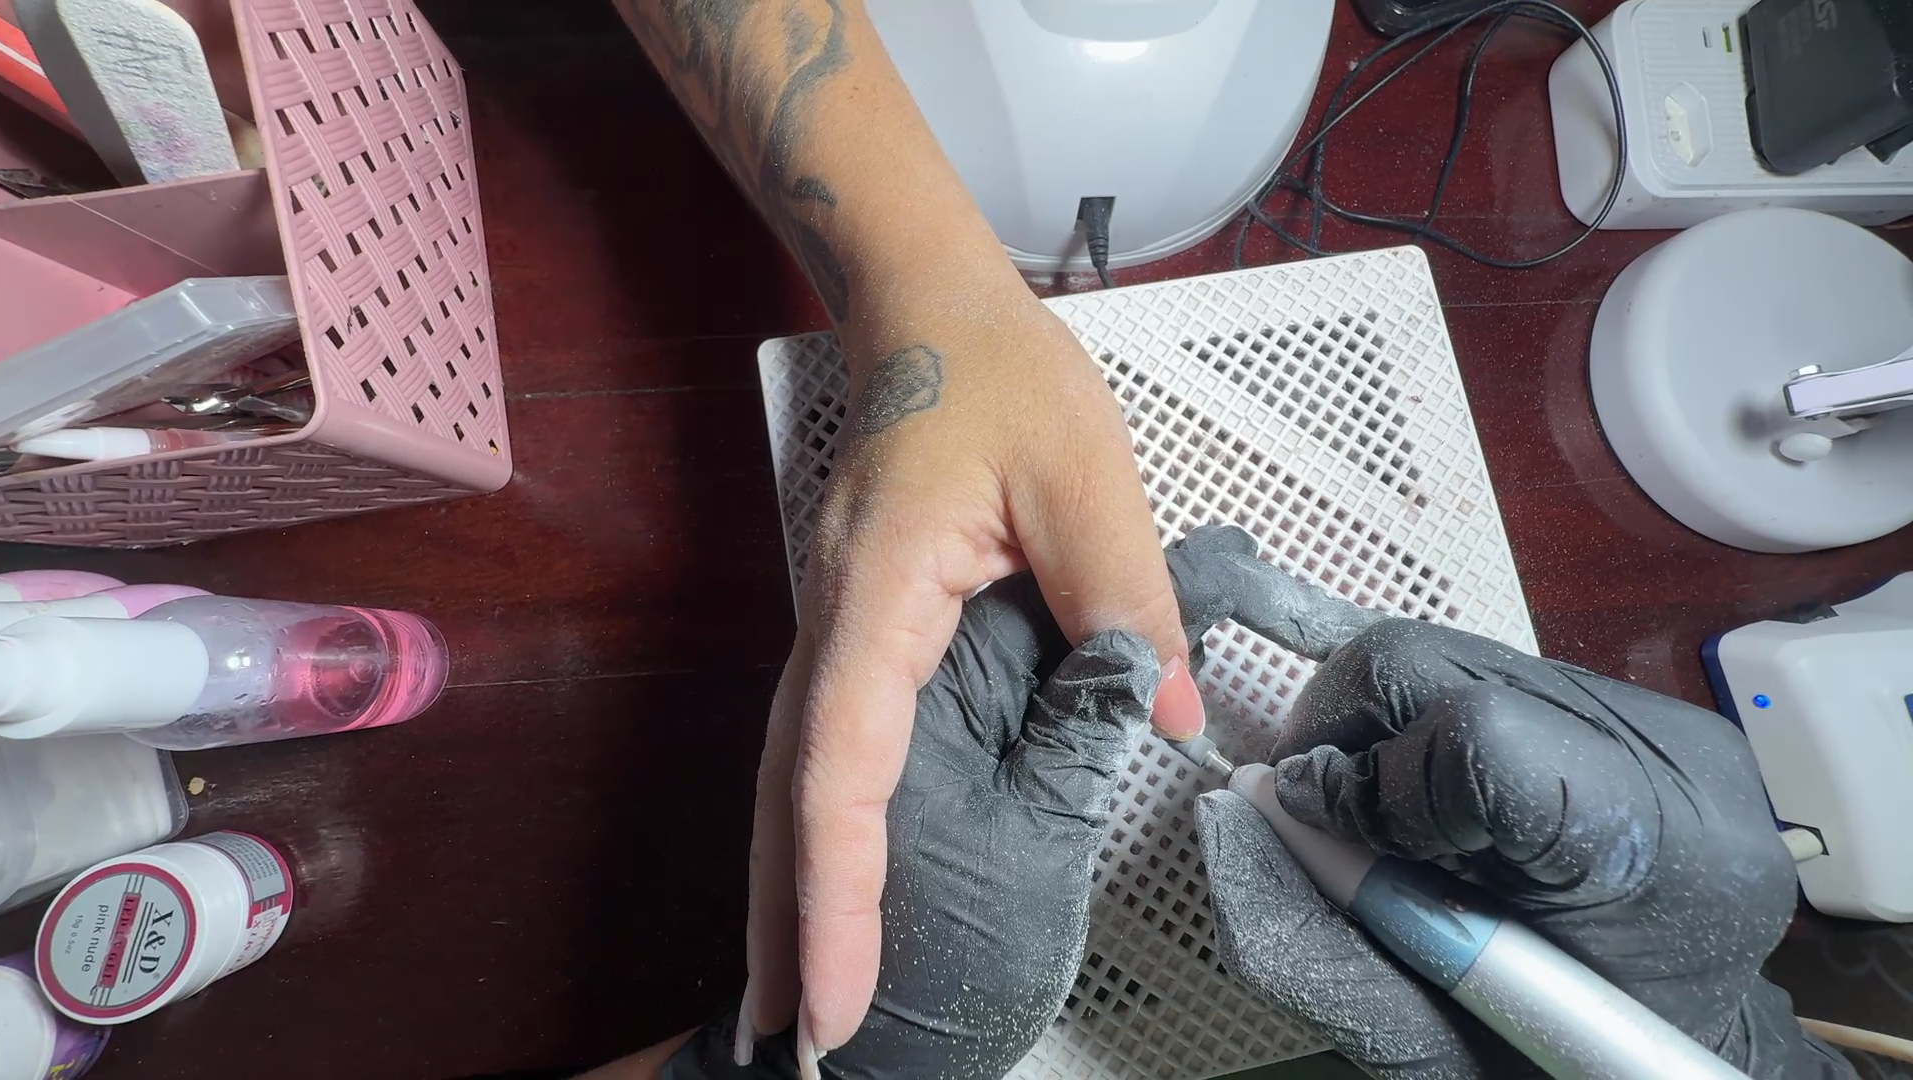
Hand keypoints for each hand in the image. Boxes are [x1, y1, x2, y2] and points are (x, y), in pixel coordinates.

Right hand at [746, 285, 1205, 1072]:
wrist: (932, 317)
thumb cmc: (1000, 375)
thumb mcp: (1084, 475)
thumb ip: (1124, 594)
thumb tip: (1166, 714)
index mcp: (884, 589)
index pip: (844, 755)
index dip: (834, 883)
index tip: (826, 996)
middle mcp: (838, 616)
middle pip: (792, 784)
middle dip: (787, 915)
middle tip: (785, 1040)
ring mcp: (840, 618)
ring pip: (799, 766)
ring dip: (792, 877)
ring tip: (792, 988)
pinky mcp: (862, 619)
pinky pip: (831, 733)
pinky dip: (823, 817)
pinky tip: (834, 864)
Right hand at [1162, 525, 1853, 1078]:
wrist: (1667, 1040)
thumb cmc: (1551, 1058)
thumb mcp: (1416, 1038)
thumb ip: (1298, 934)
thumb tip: (1223, 812)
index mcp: (1650, 858)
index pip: (1477, 742)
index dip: (1365, 783)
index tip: (1319, 831)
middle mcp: (1651, 749)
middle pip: (1419, 661)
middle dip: (1330, 729)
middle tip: (1324, 807)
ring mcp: (1626, 705)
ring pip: (1418, 651)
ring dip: (1356, 722)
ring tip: (1377, 801)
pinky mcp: (1591, 688)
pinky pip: (1442, 663)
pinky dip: (1389, 717)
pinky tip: (1414, 780)